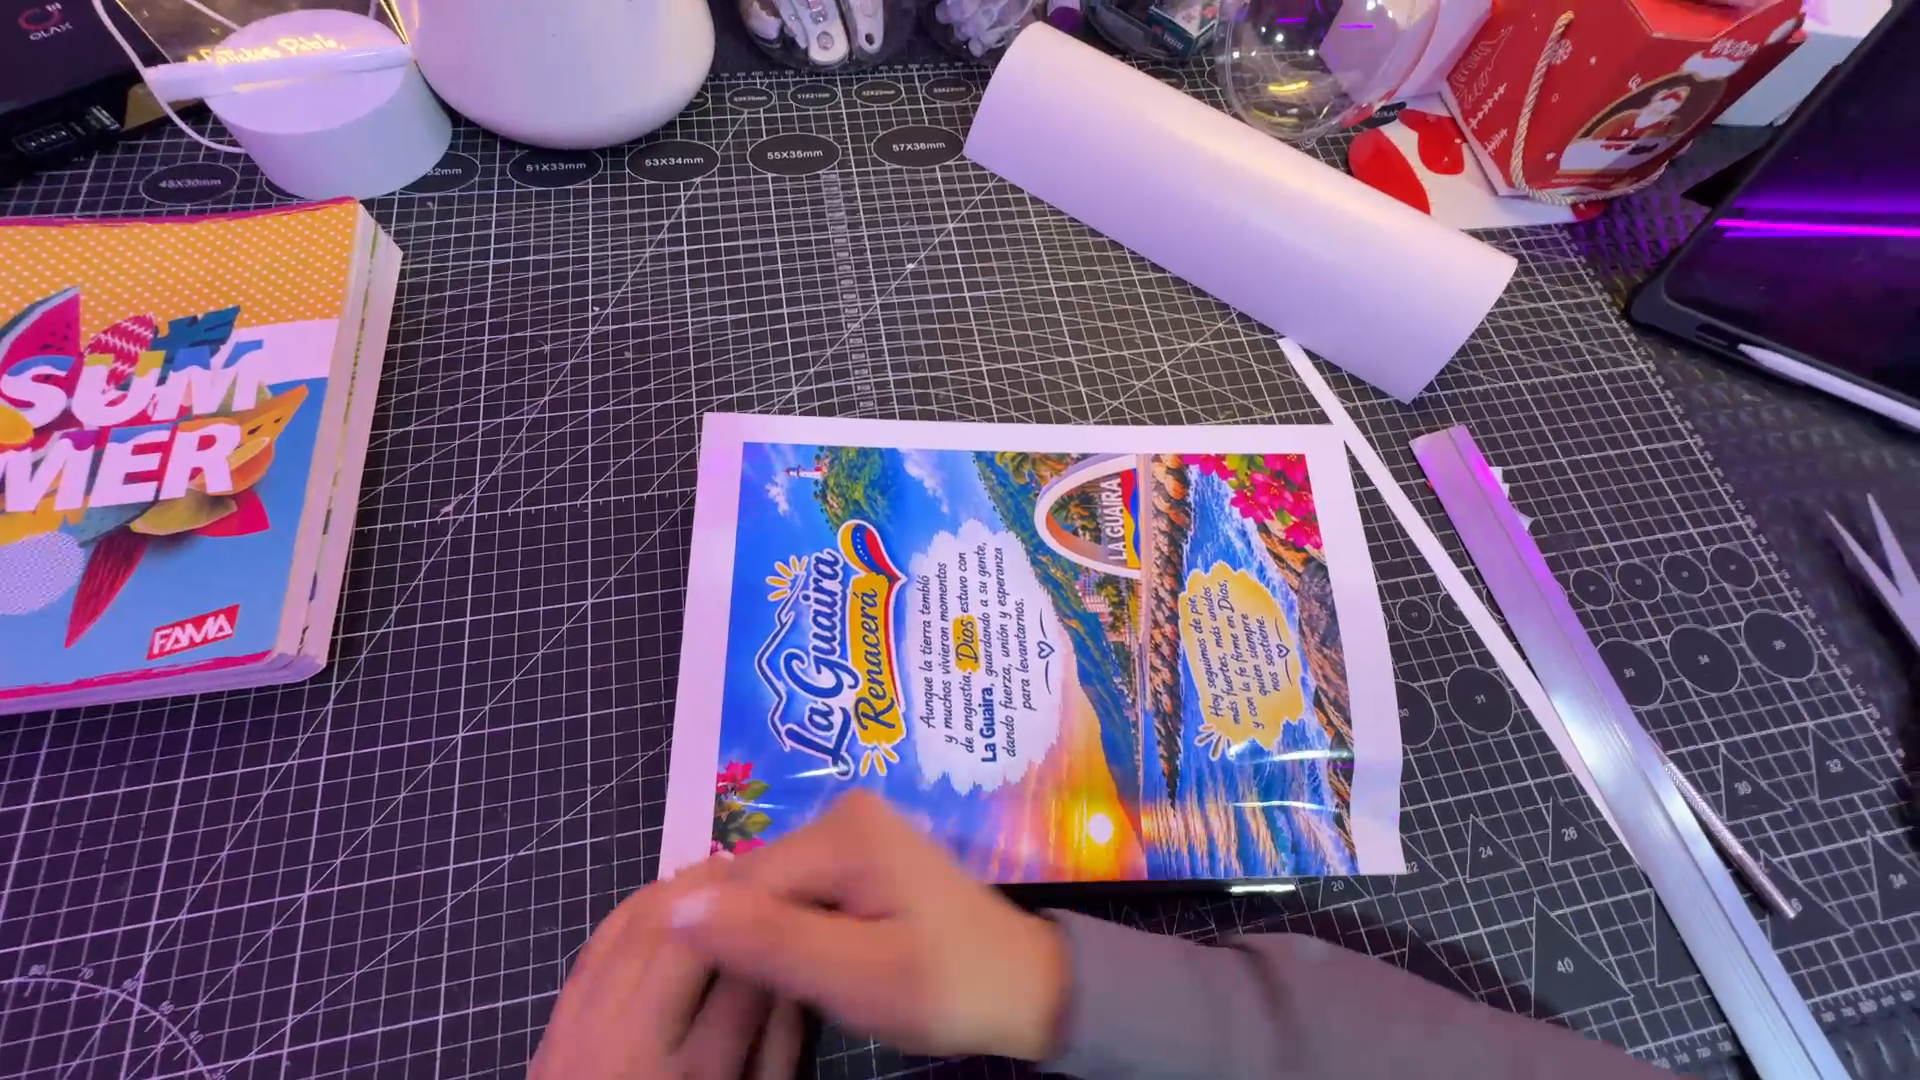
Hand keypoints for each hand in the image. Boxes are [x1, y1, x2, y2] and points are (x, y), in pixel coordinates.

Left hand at [531, 859, 804, 1079]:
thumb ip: (781, 1041)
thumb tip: (802, 959)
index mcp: (693, 1079)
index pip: (746, 977)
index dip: (778, 925)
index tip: (803, 893)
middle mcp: (631, 1049)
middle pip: (688, 938)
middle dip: (732, 891)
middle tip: (768, 867)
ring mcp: (582, 1032)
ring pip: (640, 926)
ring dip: (687, 885)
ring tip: (727, 867)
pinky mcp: (554, 1024)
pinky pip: (601, 939)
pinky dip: (640, 903)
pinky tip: (674, 891)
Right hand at [669, 791, 1066, 1061]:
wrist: (1022, 981)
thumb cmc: (950, 985)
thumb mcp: (857, 976)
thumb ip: (771, 940)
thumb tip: (678, 907)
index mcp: (843, 828)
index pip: (740, 885)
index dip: (722, 947)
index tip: (732, 1002)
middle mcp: (843, 810)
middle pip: (756, 882)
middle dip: (751, 941)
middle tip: (775, 998)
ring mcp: (852, 828)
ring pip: (772, 890)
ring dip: (770, 940)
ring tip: (794, 986)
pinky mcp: (859, 851)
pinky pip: (799, 890)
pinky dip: (794, 930)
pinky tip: (811, 965)